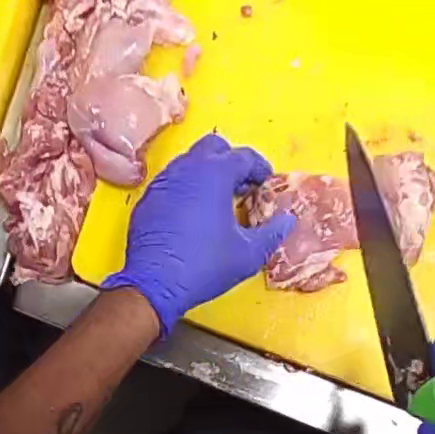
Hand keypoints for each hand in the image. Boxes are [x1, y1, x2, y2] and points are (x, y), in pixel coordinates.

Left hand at [102, 134, 294, 334]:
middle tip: (241, 186)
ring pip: (188, 164)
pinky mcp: (147, 202)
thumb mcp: (247, 255)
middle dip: (230, 161)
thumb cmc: (204, 267)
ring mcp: (162, 183)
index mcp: (214, 173)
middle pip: (213, 147)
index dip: (260, 168)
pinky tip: (190, 216)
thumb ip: (272, 234)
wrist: (154, 286)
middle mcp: (186, 169)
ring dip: (205, 175)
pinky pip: (170, 185)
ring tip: (216, 201)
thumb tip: (287, 221)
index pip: (245, 156)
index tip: (266, 184)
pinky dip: (185, 191)